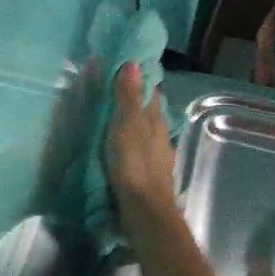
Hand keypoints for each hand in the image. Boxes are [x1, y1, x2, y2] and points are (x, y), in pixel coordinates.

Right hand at [104, 62, 176, 231]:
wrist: (145, 212)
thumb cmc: (134, 163)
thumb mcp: (127, 125)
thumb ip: (128, 96)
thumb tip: (133, 63)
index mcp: (156, 121)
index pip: (152, 93)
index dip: (142, 80)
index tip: (126, 69)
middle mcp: (161, 137)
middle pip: (151, 113)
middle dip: (137, 101)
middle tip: (114, 90)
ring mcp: (157, 158)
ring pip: (146, 133)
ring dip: (134, 124)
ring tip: (113, 117)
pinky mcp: (149, 176)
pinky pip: (140, 151)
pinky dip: (131, 143)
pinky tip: (120, 147)